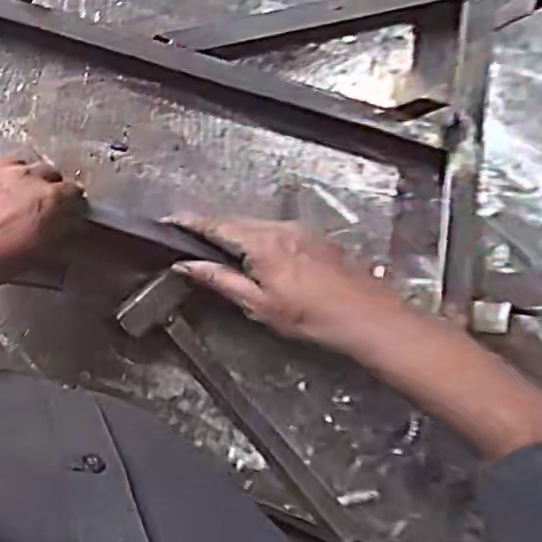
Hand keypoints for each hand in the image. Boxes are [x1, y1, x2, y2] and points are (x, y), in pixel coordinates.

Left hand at [0, 153, 82, 328]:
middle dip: (48, 186)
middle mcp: (27, 176)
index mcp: (50, 198)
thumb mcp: (40, 253)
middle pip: (49, 172)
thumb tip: (66, 224)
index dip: (70, 202)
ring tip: (13, 193)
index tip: (67, 208)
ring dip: (22, 174)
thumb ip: (59, 231)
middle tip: (39, 203)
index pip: (73, 191)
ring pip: (21, 162)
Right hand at [165, 215, 407, 353]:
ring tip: (215, 244)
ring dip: (233, 231)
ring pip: (255, 225)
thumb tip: (184, 265)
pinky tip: (253, 251)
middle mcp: (280, 229)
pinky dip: (255, 235)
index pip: (215, 225)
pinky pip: (274, 230)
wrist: (373, 320)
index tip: (168, 220)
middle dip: (209, 226)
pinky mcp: (316, 238)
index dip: (189, 222)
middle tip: (186, 233)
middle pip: (234, 221)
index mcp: (262, 243)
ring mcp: (301, 231)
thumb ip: (218, 279)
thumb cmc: (312, 317)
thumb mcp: (256, 303)